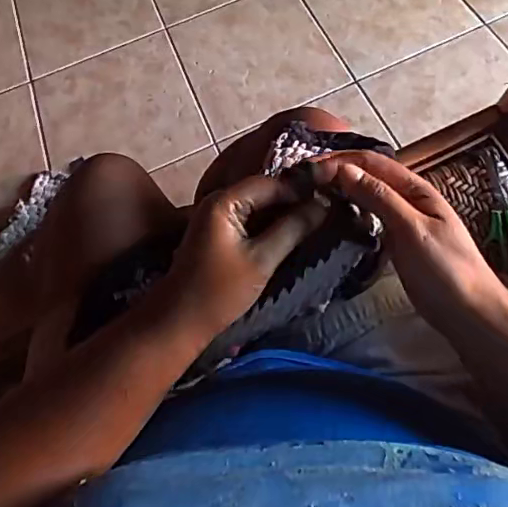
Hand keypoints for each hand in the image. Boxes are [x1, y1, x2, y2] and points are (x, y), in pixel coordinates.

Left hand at [160, 174, 327, 337]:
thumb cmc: (218, 292)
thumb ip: (293, 228)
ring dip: (286, 212)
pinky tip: (295, 231)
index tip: (330, 197)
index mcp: (224, 201)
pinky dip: (272, 223)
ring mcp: (218, 216)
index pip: (271, 183)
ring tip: (317, 218)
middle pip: (266, 191)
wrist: (178, 323)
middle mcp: (219, 201)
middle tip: (328, 207)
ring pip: (261, 205)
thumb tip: (323, 204)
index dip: (300, 189)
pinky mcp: (220, 232)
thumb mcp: (262, 260)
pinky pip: (252, 218)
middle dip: (295, 199)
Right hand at [308, 151, 506, 331]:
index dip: (339, 159)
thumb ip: (380, 197)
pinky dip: (352, 210)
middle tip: (301, 180)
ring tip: (311, 193)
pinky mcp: (399, 242)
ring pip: (368, 195)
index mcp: (415, 188)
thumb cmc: (445, 270)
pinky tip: (336, 217)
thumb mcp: (411, 229)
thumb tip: (344, 169)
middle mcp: (408, 198)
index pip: (371, 161)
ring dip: (343, 188)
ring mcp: (404, 220)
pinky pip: (371, 217)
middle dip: (337, 171)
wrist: (471, 315)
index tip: (306, 169)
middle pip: (368, 174)